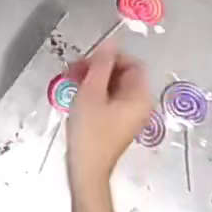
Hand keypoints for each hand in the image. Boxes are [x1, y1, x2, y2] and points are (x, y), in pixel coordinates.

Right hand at [65, 43, 154, 180]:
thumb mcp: (91, 93)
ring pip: (114, 86)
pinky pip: (109, 99)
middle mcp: (140, 104)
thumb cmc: (89, 131)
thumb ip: (101, 65)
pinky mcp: (117, 123)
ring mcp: (129, 115)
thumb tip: (110, 42)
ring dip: (93, 79)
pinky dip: (94, 93)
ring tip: (71, 81)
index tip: (87, 61)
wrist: (86, 168)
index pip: (132, 64)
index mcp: (140, 96)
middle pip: (123, 74)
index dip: (110, 57)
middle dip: (98, 68)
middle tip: (74, 70)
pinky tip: (77, 96)